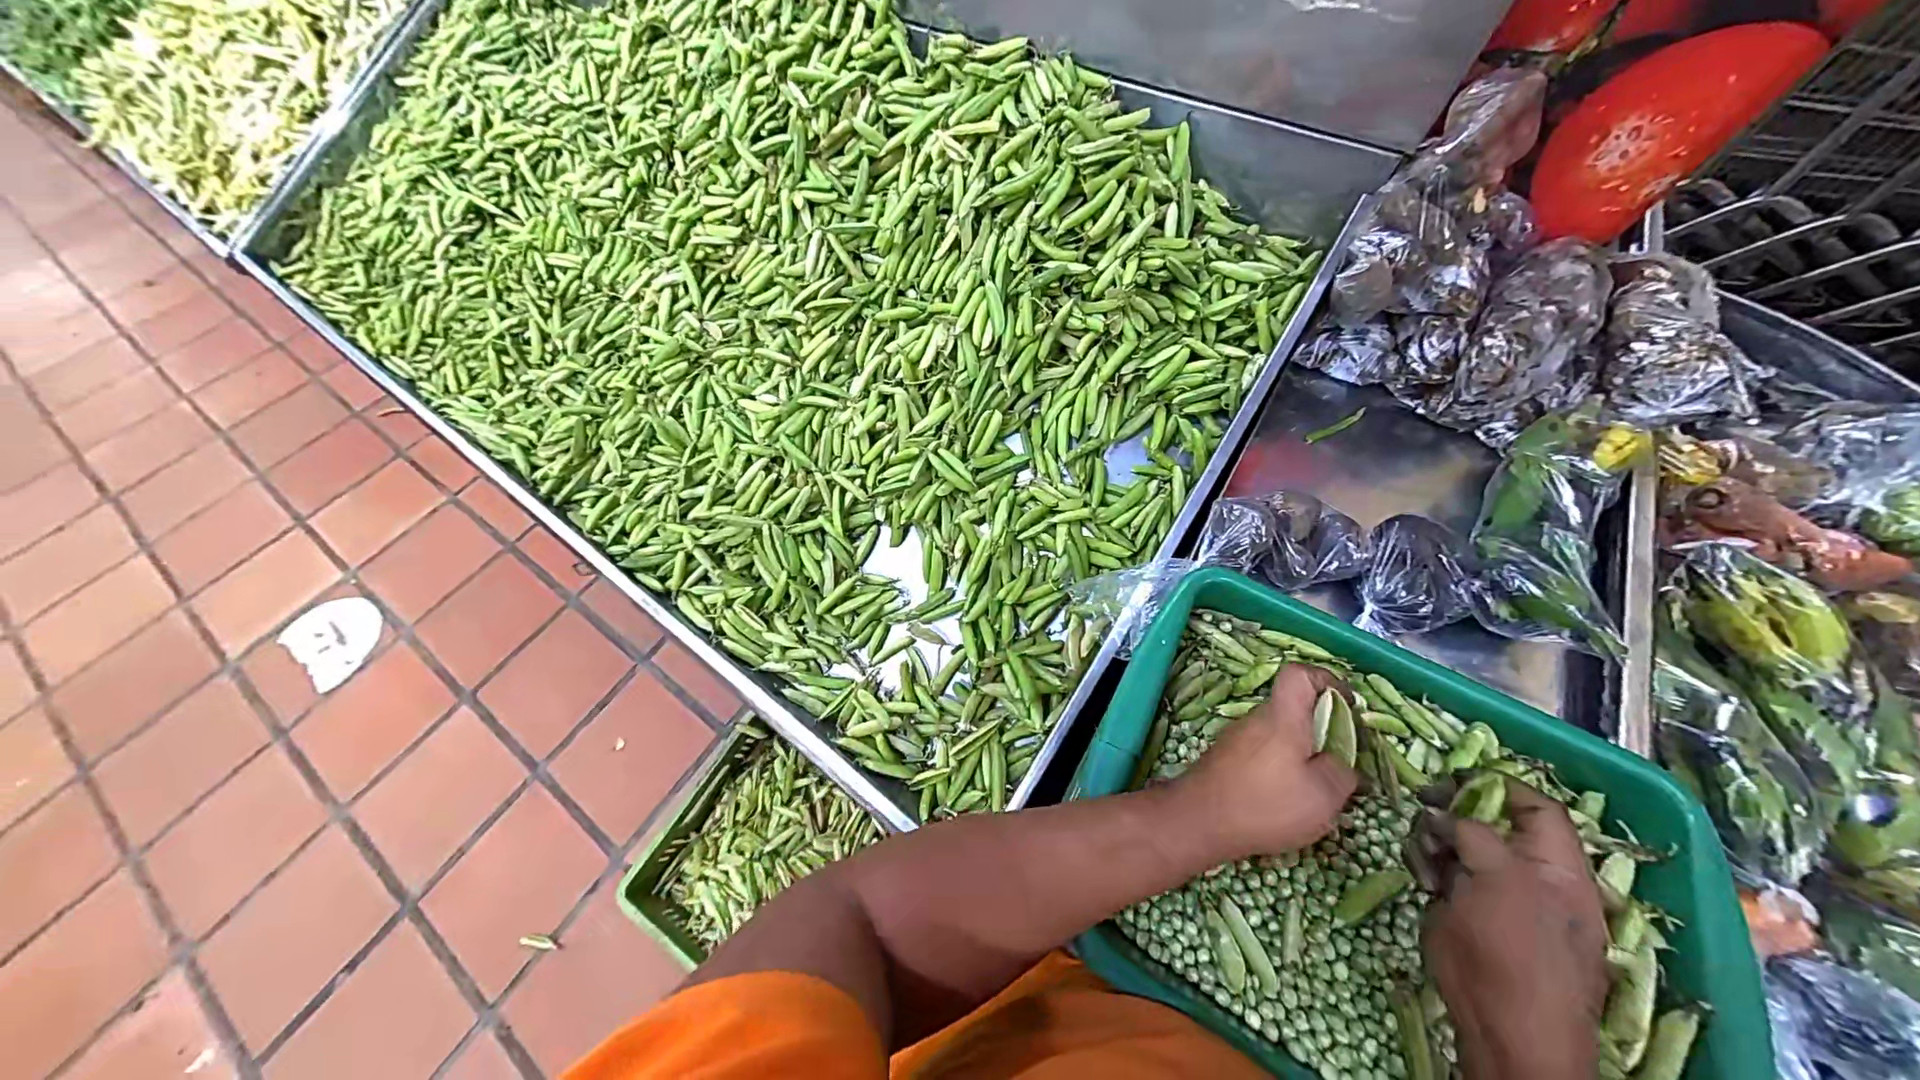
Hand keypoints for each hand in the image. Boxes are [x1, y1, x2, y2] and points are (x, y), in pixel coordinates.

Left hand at [1172, 664, 1357, 860]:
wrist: (1198, 820)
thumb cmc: (1266, 803)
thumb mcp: (1323, 794)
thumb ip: (1341, 771)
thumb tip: (1340, 761)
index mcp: (1281, 716)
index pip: (1299, 674)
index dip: (1327, 680)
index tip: (1348, 706)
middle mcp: (1255, 719)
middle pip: (1292, 708)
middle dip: (1320, 728)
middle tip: (1339, 761)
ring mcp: (1236, 738)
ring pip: (1277, 733)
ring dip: (1299, 752)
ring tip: (1314, 789)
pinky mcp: (1225, 758)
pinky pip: (1261, 752)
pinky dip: (1278, 767)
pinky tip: (1283, 799)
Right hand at [1423, 779, 1607, 1079]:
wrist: (1504, 1027)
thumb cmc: (1516, 953)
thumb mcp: (1502, 881)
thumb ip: (1476, 835)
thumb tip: (1444, 814)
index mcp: (1556, 867)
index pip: (1534, 807)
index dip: (1497, 785)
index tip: (1452, 778)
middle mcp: (1525, 872)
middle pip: (1484, 819)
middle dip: (1451, 812)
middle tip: (1423, 809)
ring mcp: (1489, 889)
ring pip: (1453, 841)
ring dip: (1431, 841)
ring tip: (1427, 866)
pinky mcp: (1458, 905)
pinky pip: (1436, 866)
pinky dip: (1424, 864)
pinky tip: (1424, 883)